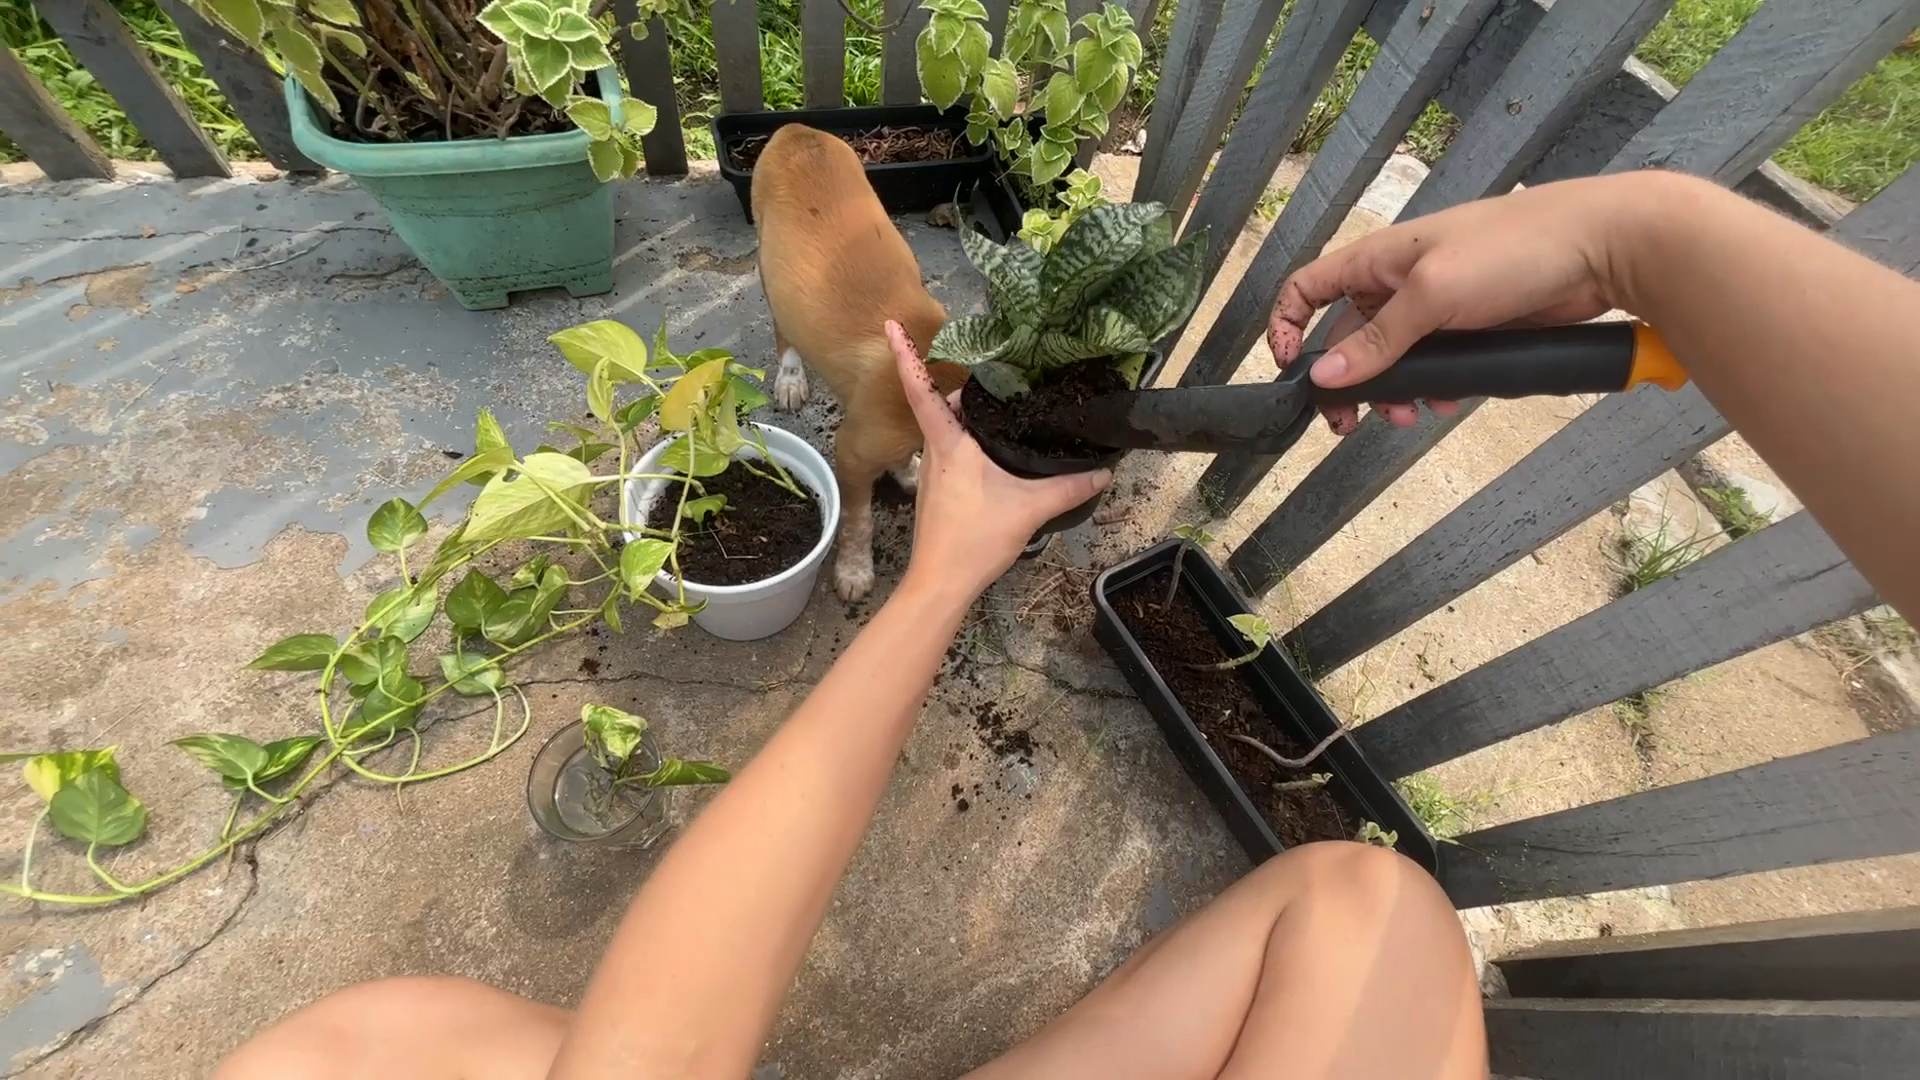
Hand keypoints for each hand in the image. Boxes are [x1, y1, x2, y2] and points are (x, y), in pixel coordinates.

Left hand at [887, 321, 1109, 597]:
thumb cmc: (974, 540)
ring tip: (1003, 405)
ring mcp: (934, 473)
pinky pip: (951, 452)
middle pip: (940, 406)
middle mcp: (935, 452)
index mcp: (949, 445)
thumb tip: (1104, 471)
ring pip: (946, 430)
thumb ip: (1068, 488)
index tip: (889, 324)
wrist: (941, 582)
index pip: (922, 391)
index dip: (906, 356)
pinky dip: (967, 440)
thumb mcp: (1029, 509)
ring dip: (965, 415)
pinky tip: (994, 451)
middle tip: (996, 373)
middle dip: (961, 386)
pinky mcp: (940, 491)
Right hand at [1270, 174, 1644, 433]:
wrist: (1611, 244)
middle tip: (1347, 423)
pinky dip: (1430, 389)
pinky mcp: (1464, 328)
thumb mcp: (1432, 294)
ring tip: (1406, 417)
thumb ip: (1375, 340)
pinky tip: (1448, 403)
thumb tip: (1321, 378)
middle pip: (1343, 340)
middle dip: (1343, 384)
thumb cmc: (1513, 249)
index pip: (1305, 289)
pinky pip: (1429, 366)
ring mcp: (1430, 308)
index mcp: (1375, 262)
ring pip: (1387, 361)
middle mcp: (1394, 285)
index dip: (1285, 326)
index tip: (1290, 369)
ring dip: (1388, 394)